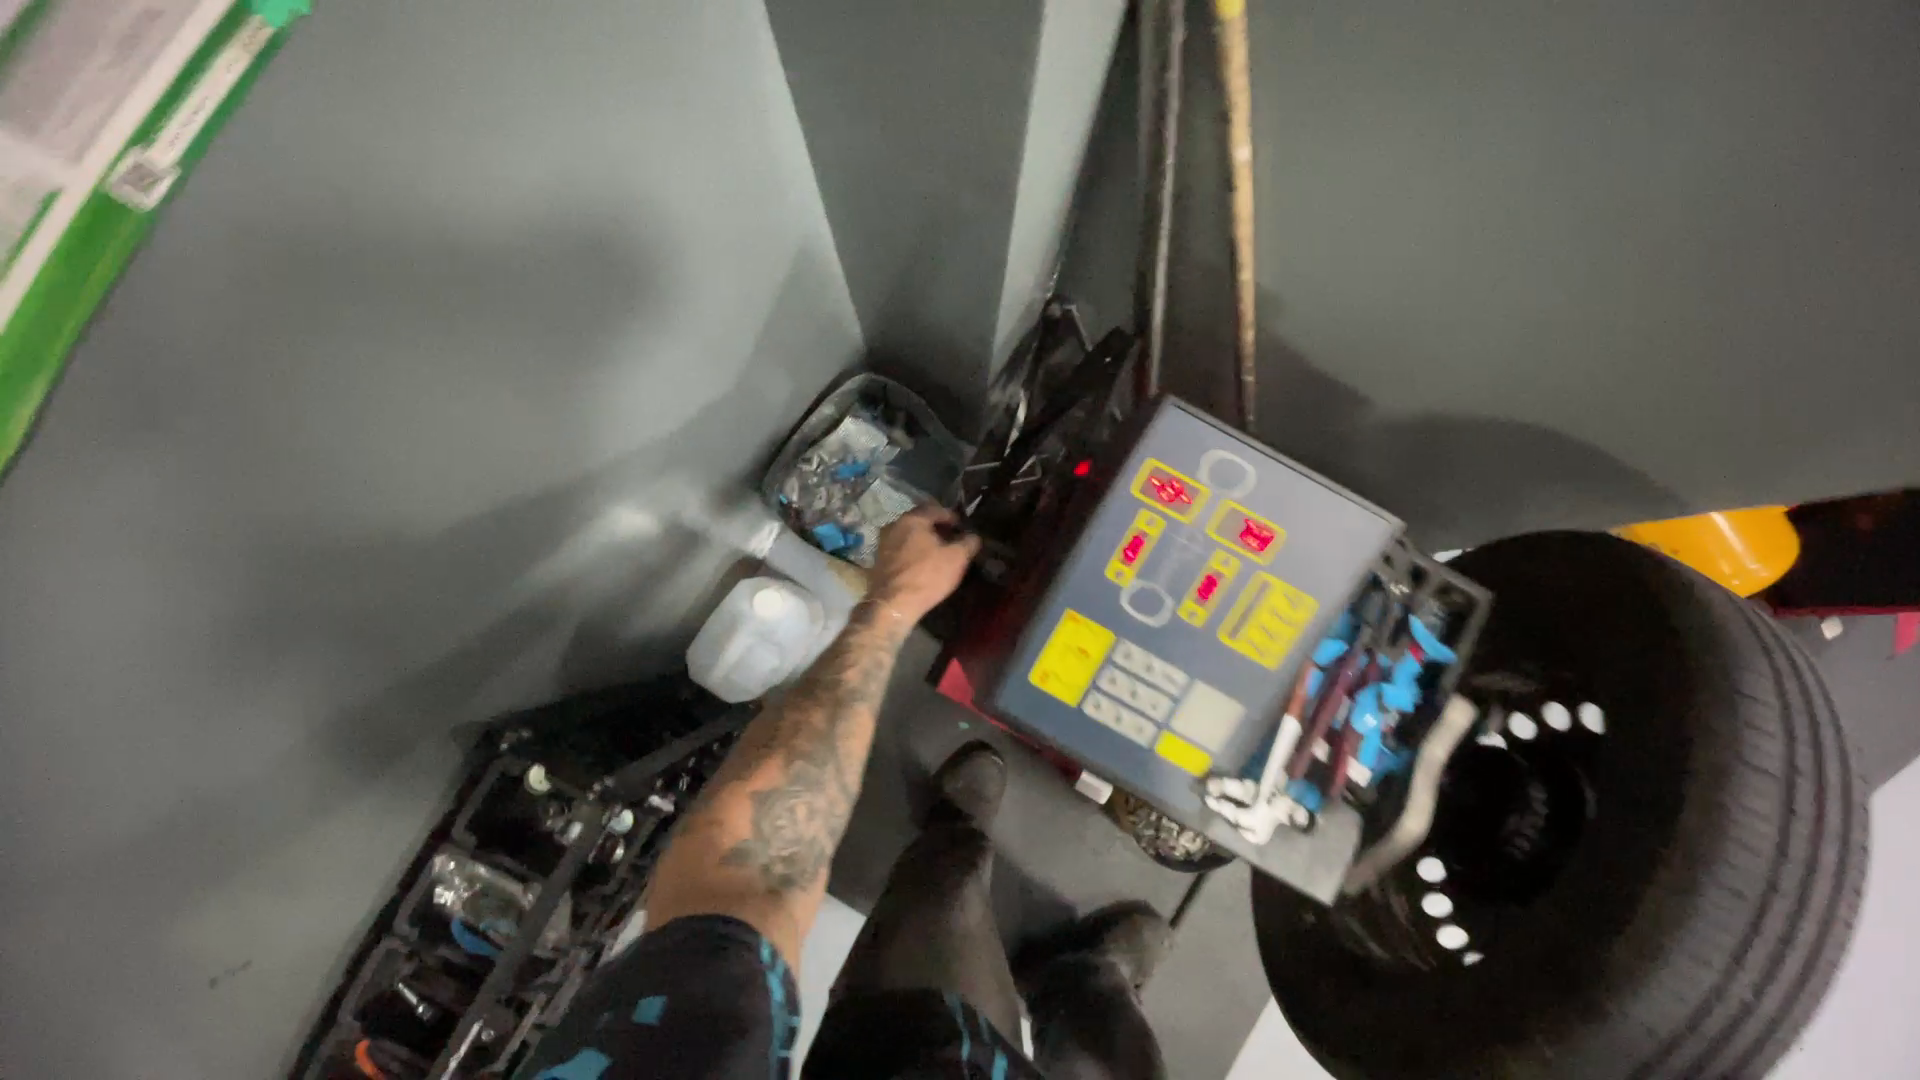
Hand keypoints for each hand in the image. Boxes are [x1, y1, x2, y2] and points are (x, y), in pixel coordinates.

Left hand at [869, 506, 981, 622]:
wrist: (893, 605)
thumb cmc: (927, 576)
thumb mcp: (957, 558)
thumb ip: (969, 542)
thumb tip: (973, 536)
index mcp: (912, 519)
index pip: (936, 509)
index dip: (952, 517)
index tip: (963, 527)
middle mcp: (894, 526)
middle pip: (920, 521)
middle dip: (937, 529)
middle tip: (952, 539)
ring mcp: (883, 543)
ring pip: (909, 536)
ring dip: (924, 541)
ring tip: (939, 553)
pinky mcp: (879, 561)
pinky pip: (901, 550)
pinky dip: (913, 553)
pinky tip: (923, 564)